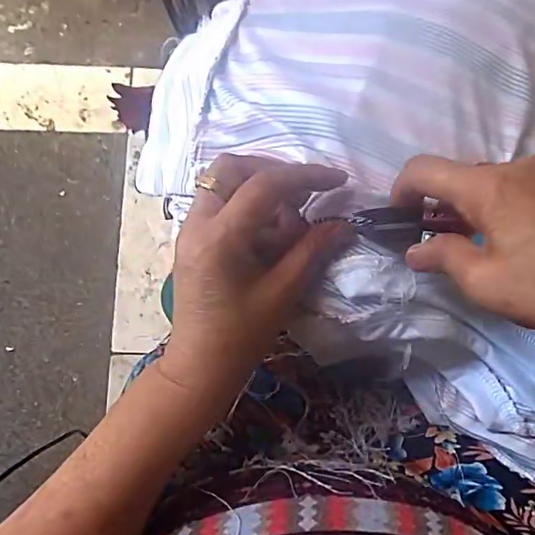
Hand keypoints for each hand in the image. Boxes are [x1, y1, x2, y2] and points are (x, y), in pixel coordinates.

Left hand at [164, 154, 354, 392]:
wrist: (200, 366)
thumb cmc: (241, 336)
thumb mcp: (283, 292)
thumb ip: (312, 250)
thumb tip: (344, 224)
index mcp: (220, 237)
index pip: (265, 184)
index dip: (306, 175)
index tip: (337, 180)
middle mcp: (198, 224)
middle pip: (231, 167)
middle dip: (273, 172)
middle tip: (303, 196)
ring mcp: (190, 231)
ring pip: (223, 184)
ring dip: (260, 193)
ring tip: (288, 230)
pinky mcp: (192, 241)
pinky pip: (219, 206)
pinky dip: (247, 209)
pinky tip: (269, 240)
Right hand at [390, 156, 534, 372]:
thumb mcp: (484, 281)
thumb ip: (443, 257)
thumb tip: (416, 250)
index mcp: (489, 185)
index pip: (424, 169)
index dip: (400, 190)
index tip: (396, 220)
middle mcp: (518, 167)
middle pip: (459, 175)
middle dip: (436, 204)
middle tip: (431, 243)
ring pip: (490, 182)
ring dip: (468, 208)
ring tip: (468, 246)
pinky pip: (518, 189)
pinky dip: (498, 208)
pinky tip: (507, 242)